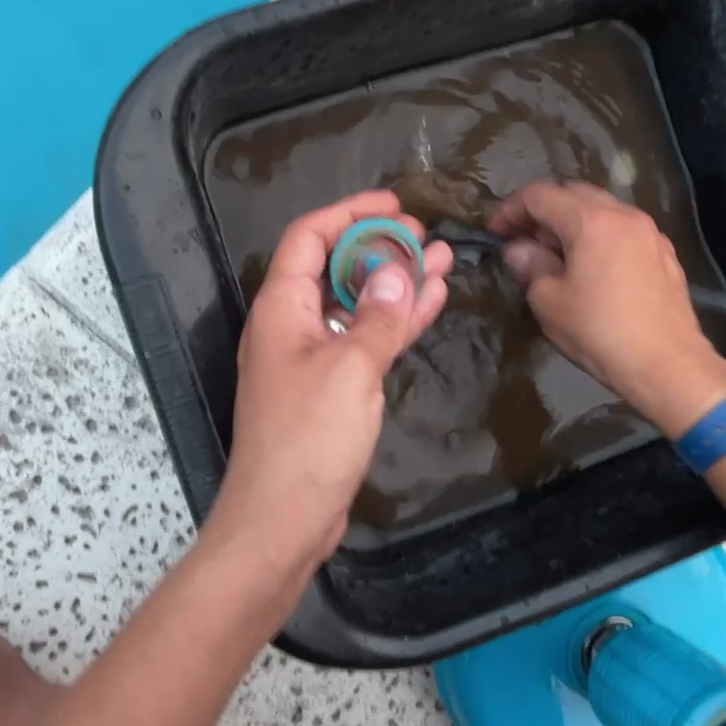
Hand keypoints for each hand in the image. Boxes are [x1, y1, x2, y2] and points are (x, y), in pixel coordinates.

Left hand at [211, 190, 452, 569]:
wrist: (282, 521)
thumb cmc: (308, 440)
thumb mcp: (349, 369)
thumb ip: (376, 316)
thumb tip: (397, 271)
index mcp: (282, 309)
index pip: (308, 238)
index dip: (348, 213)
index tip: (394, 205)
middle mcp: (292, 327)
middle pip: (334, 269)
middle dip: (378, 247)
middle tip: (425, 235)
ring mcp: (312, 360)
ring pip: (356, 305)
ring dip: (395, 283)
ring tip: (443, 260)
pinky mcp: (331, 391)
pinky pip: (364, 342)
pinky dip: (394, 323)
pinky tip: (429, 305)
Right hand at [491, 181, 725, 437]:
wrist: (667, 365)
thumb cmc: (599, 331)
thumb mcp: (548, 301)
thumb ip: (530, 266)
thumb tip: (520, 251)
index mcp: (591, 221)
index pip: (541, 195)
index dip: (511, 209)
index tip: (495, 233)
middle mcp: (624, 215)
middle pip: (574, 195)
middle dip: (543, 212)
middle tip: (522, 241)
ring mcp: (650, 233)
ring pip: (602, 211)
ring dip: (572, 224)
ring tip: (554, 256)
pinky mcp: (664, 255)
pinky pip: (622, 232)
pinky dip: (598, 238)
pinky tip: (589, 269)